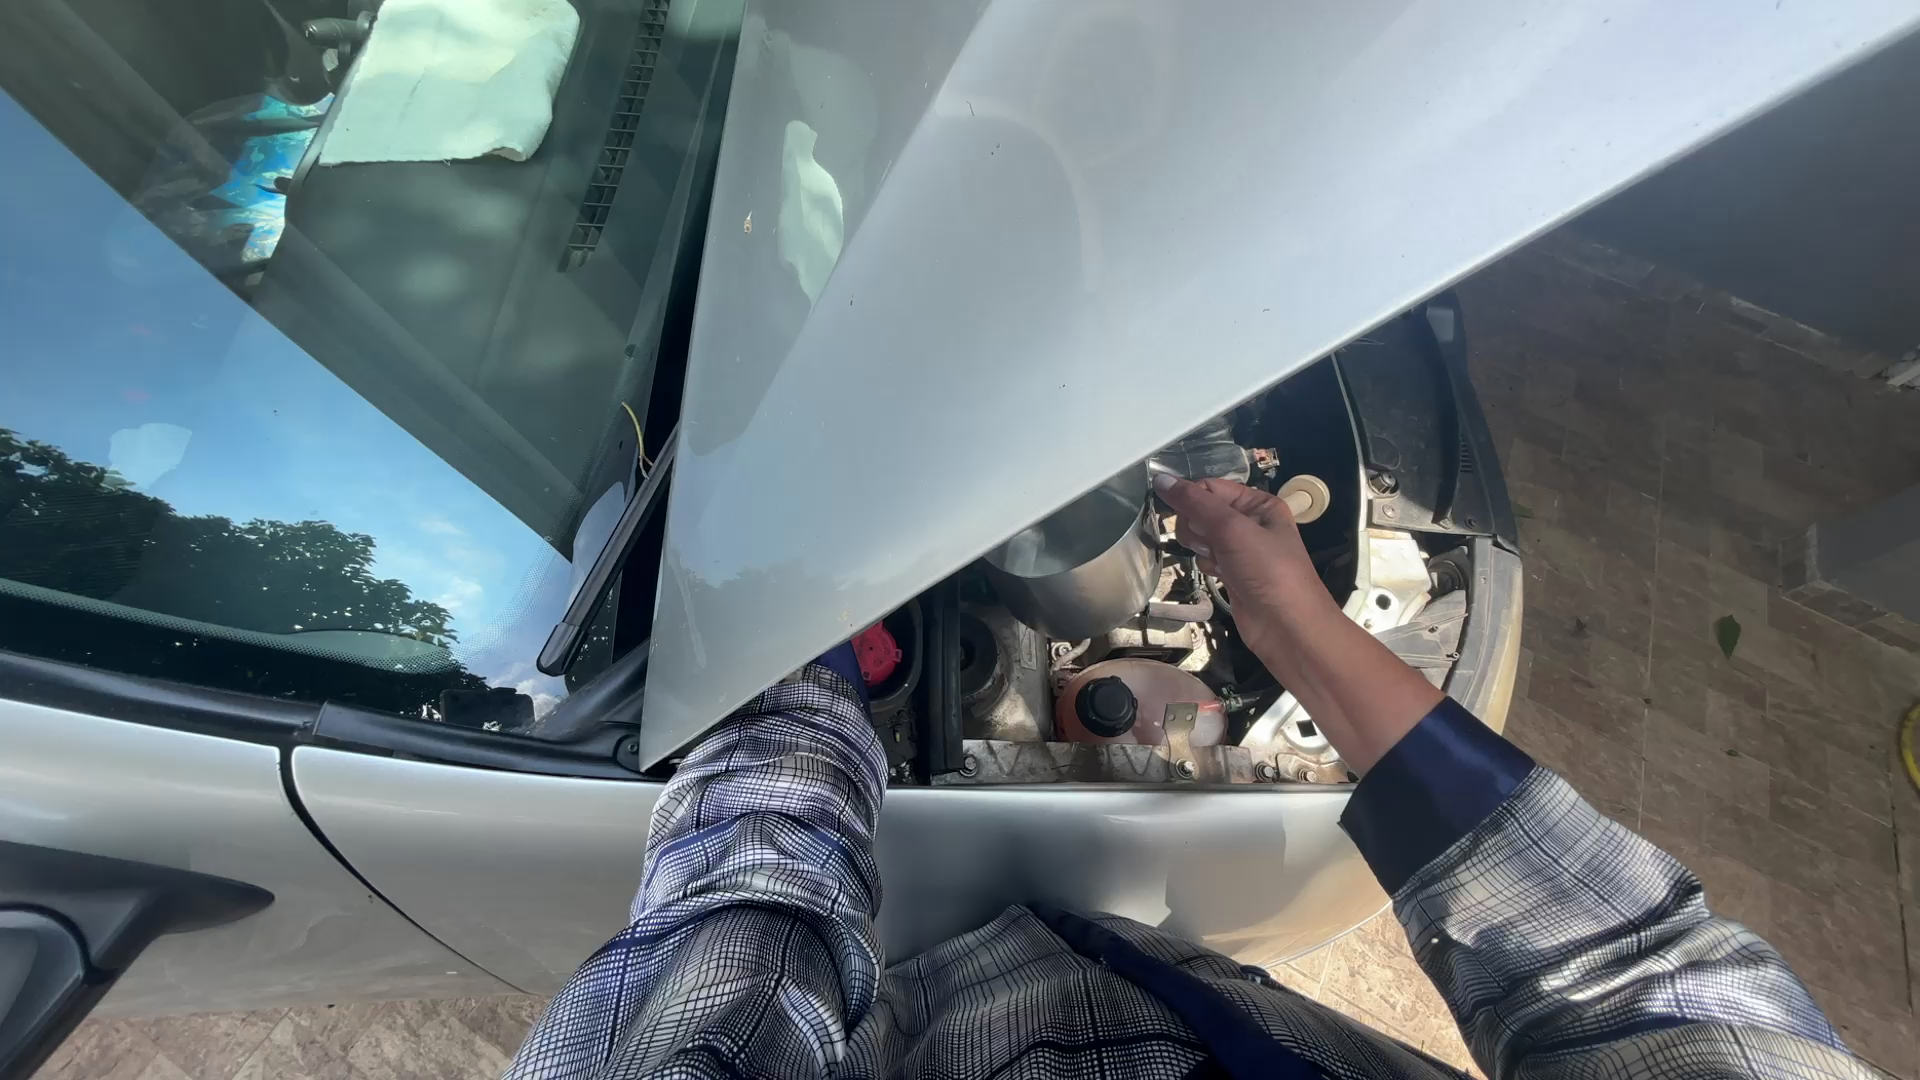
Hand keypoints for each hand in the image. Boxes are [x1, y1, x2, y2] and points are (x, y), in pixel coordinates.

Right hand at [1151, 473, 1337, 660]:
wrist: (1287, 626)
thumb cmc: (1267, 571)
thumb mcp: (1232, 529)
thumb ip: (1195, 503)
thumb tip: (1161, 479)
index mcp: (1258, 504)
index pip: (1210, 487)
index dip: (1192, 499)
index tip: (1184, 517)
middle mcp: (1250, 522)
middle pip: (1201, 511)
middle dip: (1197, 527)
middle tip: (1211, 543)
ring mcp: (1240, 549)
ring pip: (1200, 536)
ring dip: (1202, 548)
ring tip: (1219, 561)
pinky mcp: (1231, 571)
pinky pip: (1206, 557)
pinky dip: (1207, 565)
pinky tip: (1220, 575)